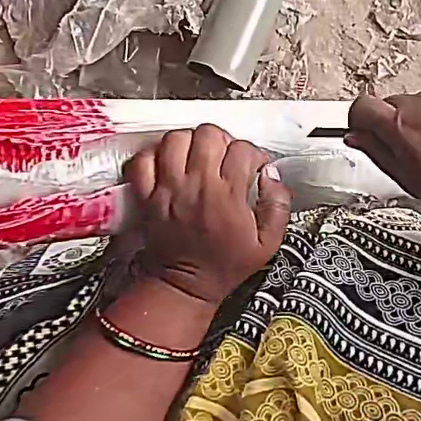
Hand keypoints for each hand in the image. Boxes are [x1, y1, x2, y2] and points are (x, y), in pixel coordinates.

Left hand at [123, 124, 291, 304]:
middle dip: (221, 140)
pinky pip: (143, 159)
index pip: (242, 150)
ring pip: (175, 139)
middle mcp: (196, 186)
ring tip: (197, 156)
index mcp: (227, 196)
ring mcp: (168, 188)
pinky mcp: (147, 195)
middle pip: (207, 134)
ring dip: (189, 142)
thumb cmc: (224, 265)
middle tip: (224, 156)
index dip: (252, 154)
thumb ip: (277, 205)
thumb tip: (272, 175)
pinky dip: (154, 155)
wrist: (185, 286)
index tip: (252, 166)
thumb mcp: (267, 243)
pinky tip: (168, 162)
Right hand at [346, 83, 420, 219]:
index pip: (361, 107)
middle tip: (415, 149)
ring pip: (419, 102)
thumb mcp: (412, 181)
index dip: (360, 120)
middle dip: (397, 124)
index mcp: (403, 127)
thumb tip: (357, 138)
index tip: (364, 130)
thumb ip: (378, 154)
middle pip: (391, 105)